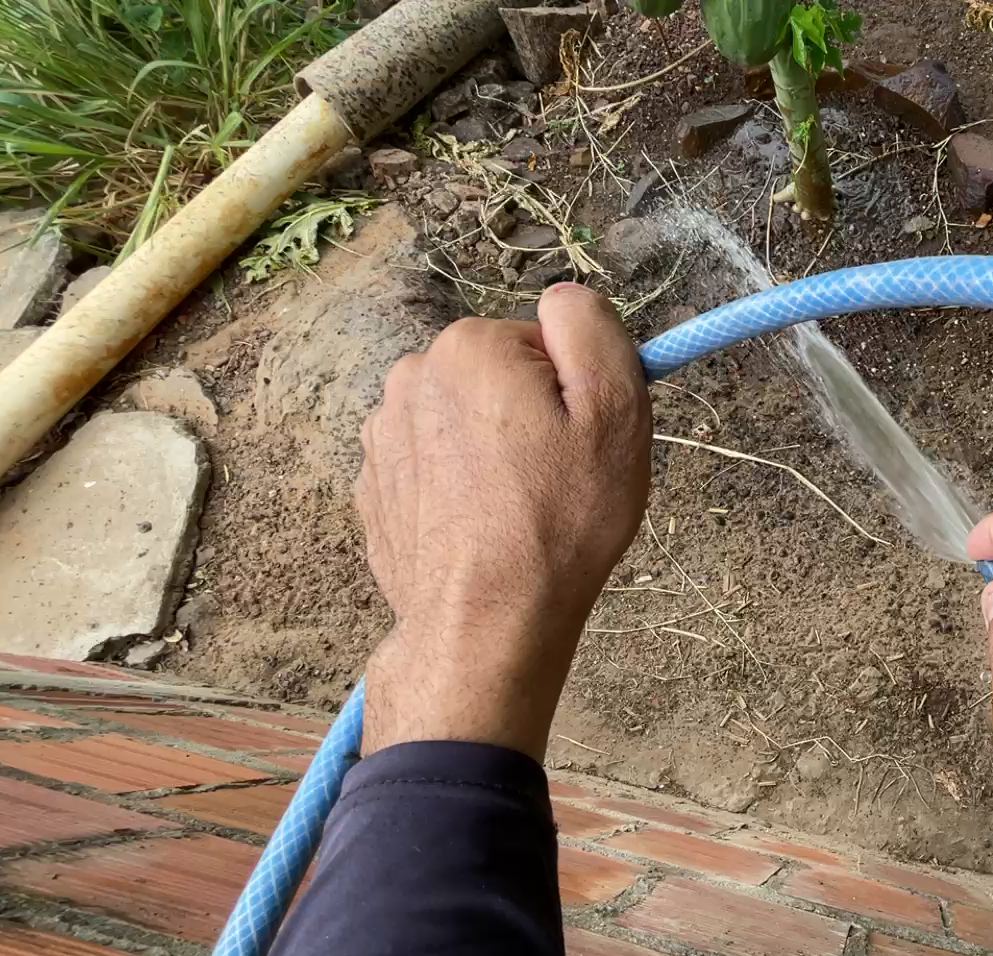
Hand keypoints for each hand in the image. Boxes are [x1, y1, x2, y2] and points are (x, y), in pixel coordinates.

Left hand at [356, 283, 650, 759]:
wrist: (490, 619)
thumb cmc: (565, 516)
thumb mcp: (616, 412)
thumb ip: (593, 329)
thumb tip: (564, 299)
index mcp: (471, 349)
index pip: (545, 344)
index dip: (576, 391)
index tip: (584, 442)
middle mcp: (411, 377)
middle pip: (503, 379)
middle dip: (535, 416)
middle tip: (562, 477)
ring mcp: (383, 437)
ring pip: (468, 422)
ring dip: (499, 450)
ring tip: (525, 509)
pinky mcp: (375, 489)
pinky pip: (437, 466)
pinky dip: (464, 486)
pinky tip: (487, 528)